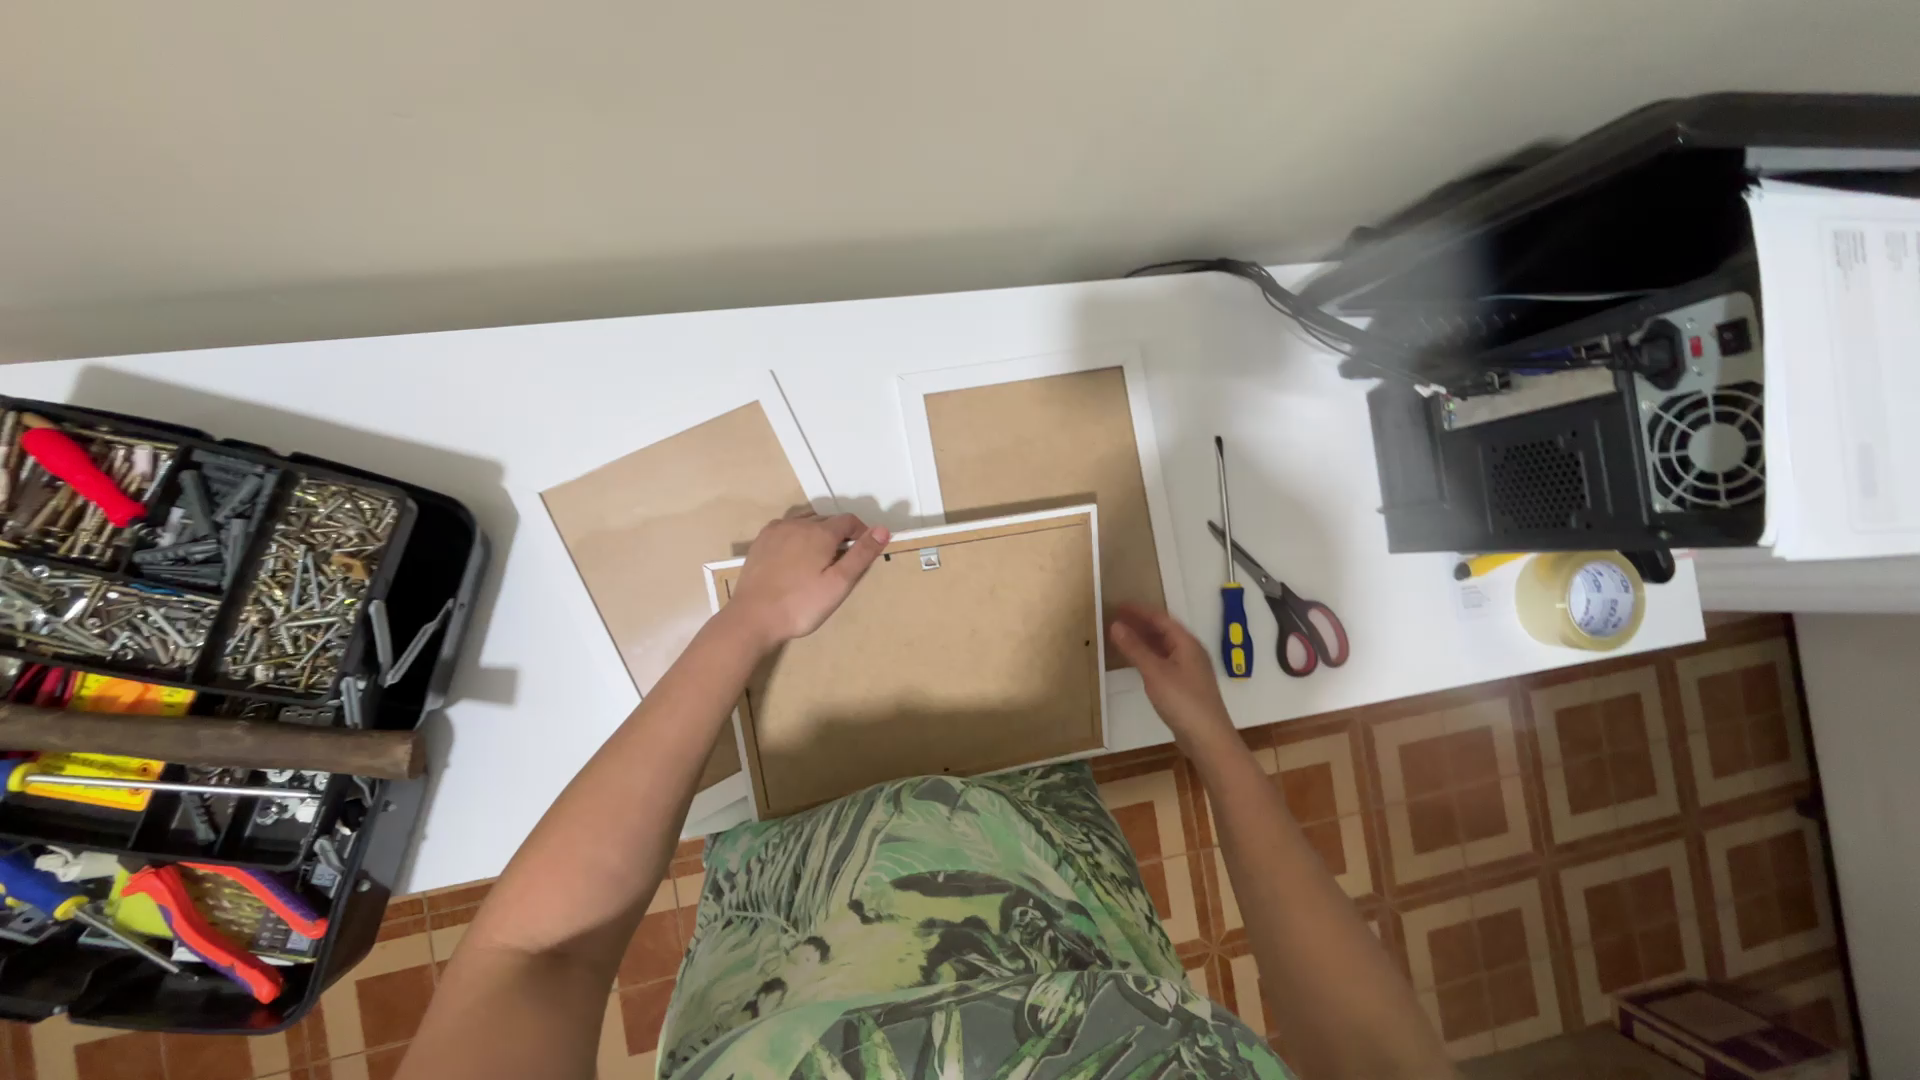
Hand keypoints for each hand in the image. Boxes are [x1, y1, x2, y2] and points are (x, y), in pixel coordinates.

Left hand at [723, 509, 889, 651]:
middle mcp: (798, 523)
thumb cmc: (801, 605)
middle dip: (840, 534)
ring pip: (806, 521)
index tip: (864, 550)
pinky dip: (798, 535)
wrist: (753, 618)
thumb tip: (883, 529)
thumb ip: (861, 554)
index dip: (861, 532)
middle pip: (827, 519)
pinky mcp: (761, 541)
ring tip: (820, 558)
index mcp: (820, 532)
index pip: (849, 520)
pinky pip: (786, 528)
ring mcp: (776, 530)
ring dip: (818, 532)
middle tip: (843, 560)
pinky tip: (796, 556)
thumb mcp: (839, 583)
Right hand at [1108, 603, 1235, 751]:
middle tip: (1116, 619)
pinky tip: (1137, 662)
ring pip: (1164, 647)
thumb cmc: (1182, 701)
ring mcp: (1189, 669)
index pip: (1160, 618)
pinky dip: (1149, 656)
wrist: (1207, 737)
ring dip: (1144, 640)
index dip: (1139, 611)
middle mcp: (1190, 652)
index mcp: (1186, 643)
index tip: (1117, 606)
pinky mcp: (1185, 685)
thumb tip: (1115, 625)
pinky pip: (1164, 661)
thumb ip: (1134, 648)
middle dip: (1140, 623)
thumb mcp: (1154, 672)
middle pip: (1163, 631)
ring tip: (1122, 637)